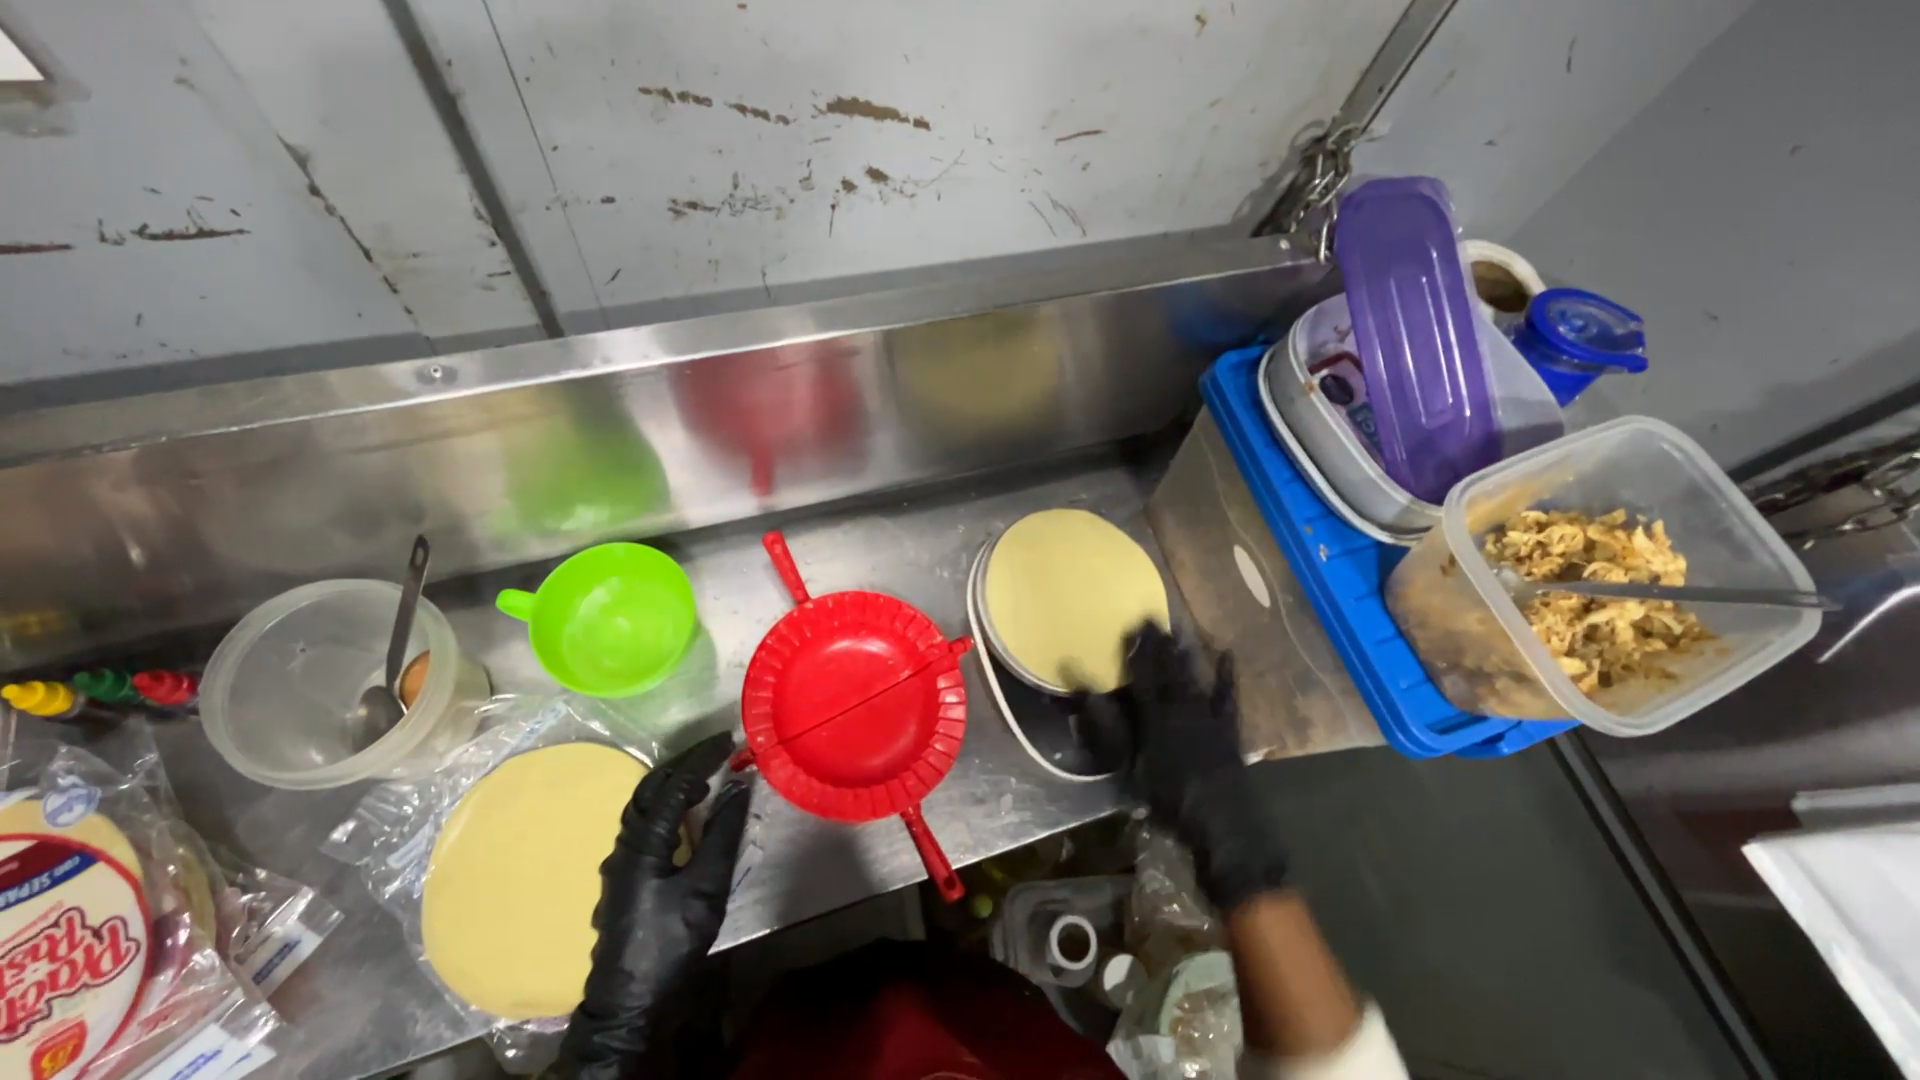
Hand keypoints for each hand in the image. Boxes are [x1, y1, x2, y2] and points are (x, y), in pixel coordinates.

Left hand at [550, 733, 750, 1078]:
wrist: (630, 996)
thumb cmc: (671, 939)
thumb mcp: (706, 886)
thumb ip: (722, 833)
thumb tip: (739, 787)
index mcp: (643, 841)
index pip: (674, 784)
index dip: (702, 759)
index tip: (729, 740)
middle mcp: (624, 843)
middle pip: (650, 789)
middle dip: (683, 764)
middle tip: (717, 752)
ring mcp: (620, 860)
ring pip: (643, 806)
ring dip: (673, 784)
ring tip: (706, 778)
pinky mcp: (625, 875)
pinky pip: (644, 824)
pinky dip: (667, 807)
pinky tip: (686, 816)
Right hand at [1081, 623, 1288, 912]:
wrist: (1221, 819)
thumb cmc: (1169, 798)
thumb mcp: (1130, 767)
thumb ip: (1110, 730)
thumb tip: (1088, 695)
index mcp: (1155, 718)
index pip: (1142, 678)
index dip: (1136, 654)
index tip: (1130, 629)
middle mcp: (1181, 708)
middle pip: (1168, 671)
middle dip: (1159, 646)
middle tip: (1152, 619)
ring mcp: (1207, 716)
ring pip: (1194, 677)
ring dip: (1186, 653)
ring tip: (1179, 630)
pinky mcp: (1228, 727)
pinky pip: (1227, 696)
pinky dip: (1226, 676)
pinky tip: (1227, 655)